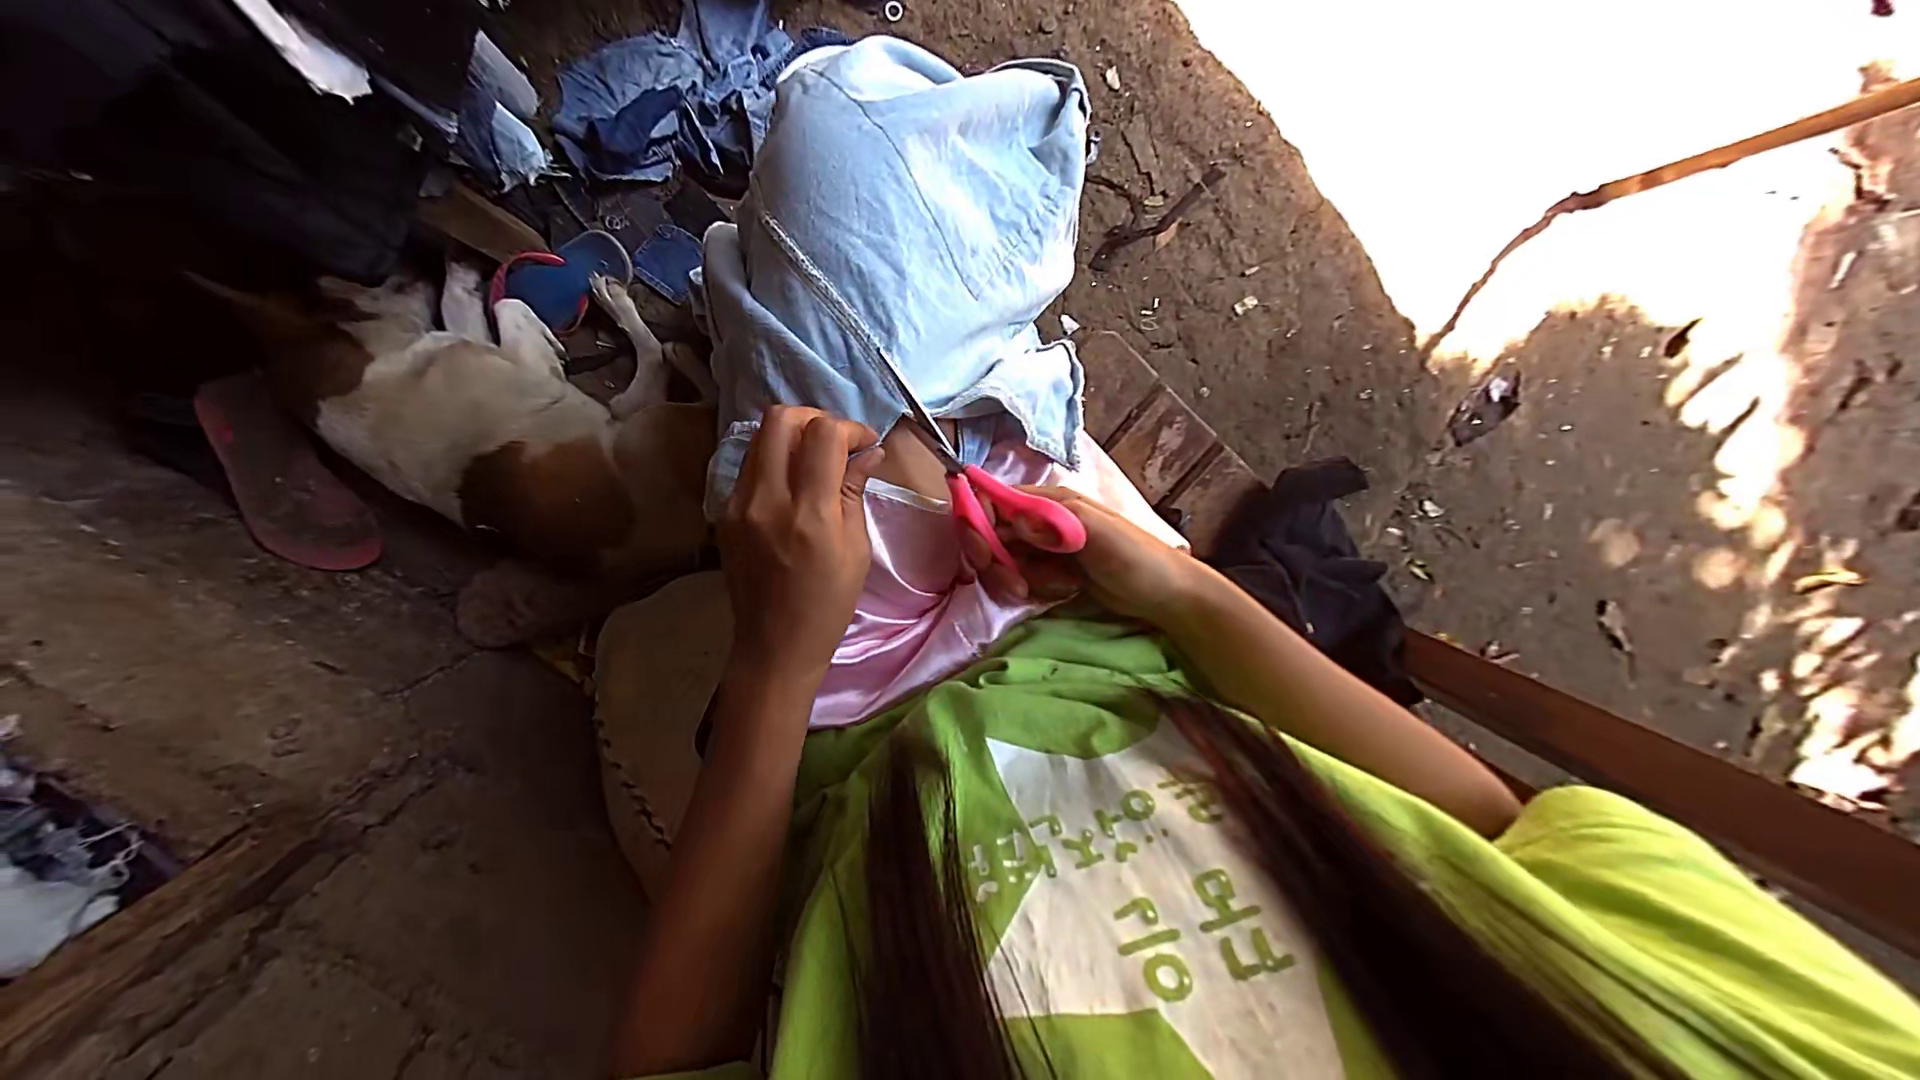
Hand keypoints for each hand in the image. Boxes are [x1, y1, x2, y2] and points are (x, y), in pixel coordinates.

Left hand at [718, 406, 884, 680]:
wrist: (775, 644)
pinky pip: (749, 465)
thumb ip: (854, 491)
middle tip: (837, 443)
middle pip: (781, 419)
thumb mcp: (856, 549)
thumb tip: (868, 451)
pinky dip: (774, 459)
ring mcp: (737, 504)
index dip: (851, 428)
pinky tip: (792, 484)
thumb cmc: (828, 604)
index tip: (865, 444)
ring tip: (815, 460)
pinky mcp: (723, 512)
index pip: (824, 434)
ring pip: (759, 436)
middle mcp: (766, 500)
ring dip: (792, 436)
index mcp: (808, 514)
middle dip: (816, 419)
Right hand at [970, 486, 1207, 625]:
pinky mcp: (1048, 573)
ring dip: (1013, 580)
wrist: (1165, 595)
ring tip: (1046, 590)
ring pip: (1001, 561)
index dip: (978, 524)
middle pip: (990, 535)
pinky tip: (1059, 593)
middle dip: (995, 562)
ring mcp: (1042, 548)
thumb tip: (1012, 517)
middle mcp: (1039, 521)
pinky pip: (1019, 580)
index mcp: (1049, 502)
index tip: (984, 555)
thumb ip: (1055, 522)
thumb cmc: (1137, 557)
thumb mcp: (1100, 534)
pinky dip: (1030, 590)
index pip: (994, 502)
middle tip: (1017, 585)